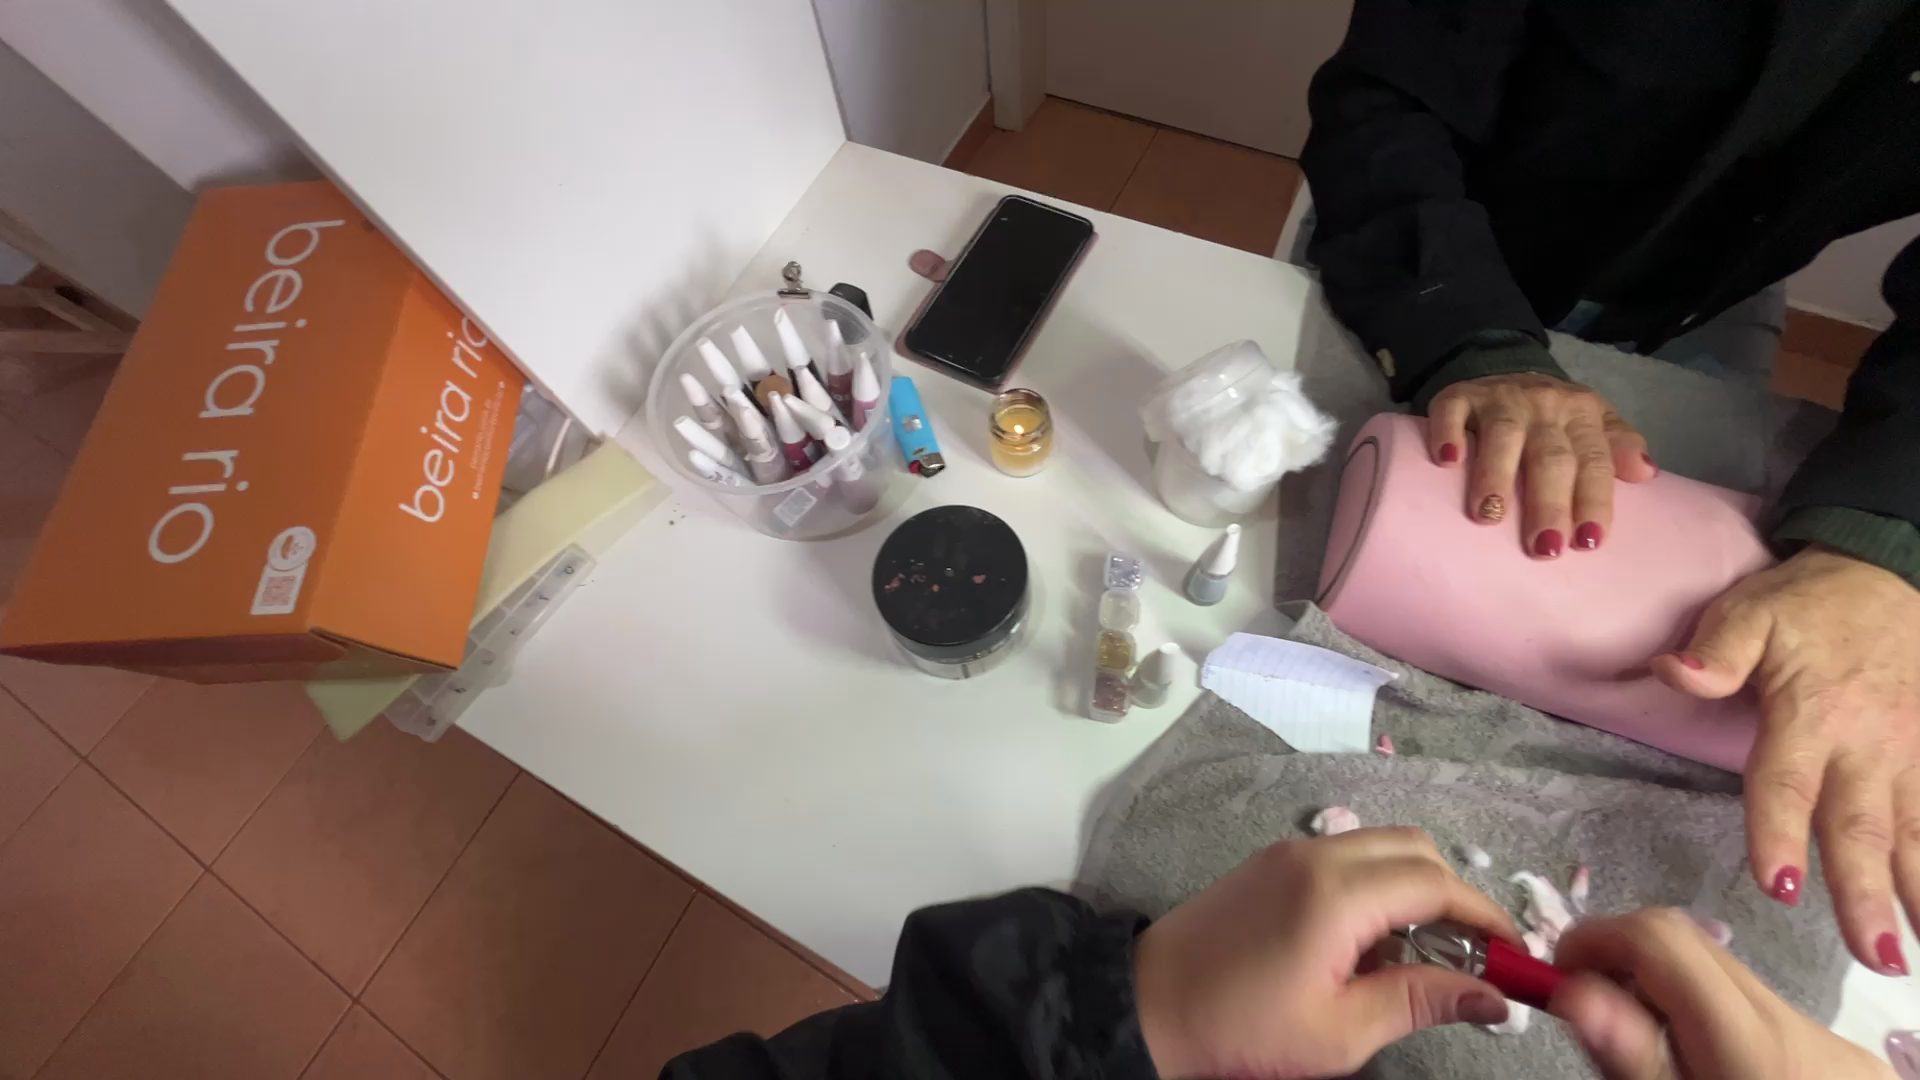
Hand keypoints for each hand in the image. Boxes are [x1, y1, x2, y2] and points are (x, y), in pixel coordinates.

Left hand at [1133, 827, 1520, 1079]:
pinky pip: (1342, 857)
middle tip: (1472, 960)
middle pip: (1411, 848)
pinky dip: (1375, 885)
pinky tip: (1371, 942)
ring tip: (1423, 958)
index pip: (1434, 881)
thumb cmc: (1245, 1024)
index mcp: (1334, 892)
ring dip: (1414, 888)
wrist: (1154, 996)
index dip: (1486, 917)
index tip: (1518, 960)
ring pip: (1377, 846)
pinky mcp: (1270, 862)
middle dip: (1454, 895)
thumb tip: (1496, 995)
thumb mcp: (1341, 1030)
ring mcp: (1287, 852)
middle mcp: (1313, 854)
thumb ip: (1420, 1000)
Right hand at [1427, 373, 1655, 556]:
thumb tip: (1644, 474)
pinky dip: (1448, 435)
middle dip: (1548, 503)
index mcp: (1582, 416)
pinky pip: (1452, 414)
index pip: (1593, 463)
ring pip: (1503, 437)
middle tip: (1541, 547)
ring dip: (1495, 477)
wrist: (1500, 364)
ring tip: (1488, 516)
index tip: (1586, 543)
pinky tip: (1446, 462)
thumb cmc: (1548, 410)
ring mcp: (1498, 400)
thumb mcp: (1591, 420)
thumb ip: (1616, 445)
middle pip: (1550, 457)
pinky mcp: (1456, 396)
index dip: (1592, 502)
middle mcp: (1545, 407)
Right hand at [1549, 909, 1892, 1079]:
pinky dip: (1711, 1014)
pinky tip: (1711, 1065)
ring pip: (1722, 973)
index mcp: (1756, 1046)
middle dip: (1623, 957)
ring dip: (1666, 988)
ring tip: (1654, 1045)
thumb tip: (1573, 993)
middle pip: (1687, 943)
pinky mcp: (1855, 1060)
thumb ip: (1629, 1058)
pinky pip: (1759, 1006)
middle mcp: (1804, 1029)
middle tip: (1594, 1002)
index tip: (1562, 971)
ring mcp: (1839, 1044)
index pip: (1657, 936)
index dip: (1594, 936)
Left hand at [1653, 546, 1919, 974]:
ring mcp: (1914, 751)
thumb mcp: (1746, 613)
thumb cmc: (1805, 603)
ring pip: (1916, 832)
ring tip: (1915, 953)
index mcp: (1812, 715)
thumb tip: (1671, 674)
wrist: (1891, 579)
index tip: (1778, 885)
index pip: (1785, 785)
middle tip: (1874, 958)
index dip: (1779, 834)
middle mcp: (1870, 745)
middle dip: (1868, 892)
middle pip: (1862, 826)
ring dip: (1918, 891)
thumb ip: (1713, 652)